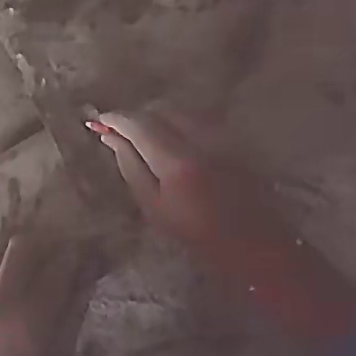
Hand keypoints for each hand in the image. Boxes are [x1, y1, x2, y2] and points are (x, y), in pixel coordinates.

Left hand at [0, 227, 90, 355]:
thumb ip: (72, 319)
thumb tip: (87, 280)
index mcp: (32, 321)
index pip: (61, 265)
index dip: (84, 253)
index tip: (99, 252)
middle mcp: (0, 299)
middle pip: (25, 243)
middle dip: (51, 242)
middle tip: (68, 254)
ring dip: (21, 243)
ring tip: (39, 255)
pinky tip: (12, 269)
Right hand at [90, 109, 355, 342]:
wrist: (257, 247)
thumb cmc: (199, 237)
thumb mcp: (154, 209)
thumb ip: (131, 168)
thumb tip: (111, 139)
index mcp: (177, 161)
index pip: (139, 123)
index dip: (115, 118)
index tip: (98, 121)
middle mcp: (201, 139)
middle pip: (160, 109)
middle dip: (135, 115)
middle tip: (116, 129)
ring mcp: (221, 136)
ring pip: (180, 111)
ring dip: (156, 116)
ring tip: (140, 134)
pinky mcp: (234, 140)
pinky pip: (198, 119)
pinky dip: (177, 122)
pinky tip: (169, 139)